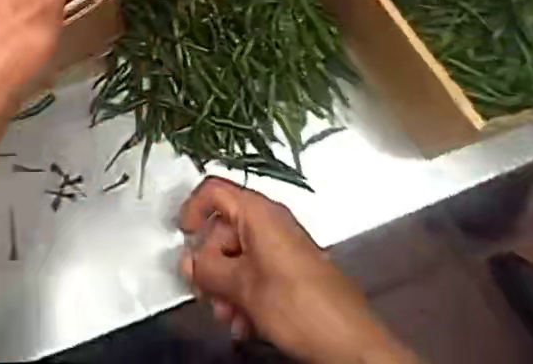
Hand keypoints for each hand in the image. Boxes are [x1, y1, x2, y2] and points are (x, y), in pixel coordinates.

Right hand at [178, 178, 417, 363]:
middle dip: (210, 261)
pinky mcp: (292, 269)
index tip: (182, 235)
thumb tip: (189, 261)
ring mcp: (283, 244)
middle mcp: (270, 221)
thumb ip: (209, 270)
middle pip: (224, 226)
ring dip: (226, 284)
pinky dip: (245, 292)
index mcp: (258, 212)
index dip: (192, 208)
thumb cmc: (301, 305)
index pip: (214, 189)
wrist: (350, 341)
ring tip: (227, 315)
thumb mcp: (243, 287)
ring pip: (239, 253)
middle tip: (205, 291)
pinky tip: (245, 322)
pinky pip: (257, 269)